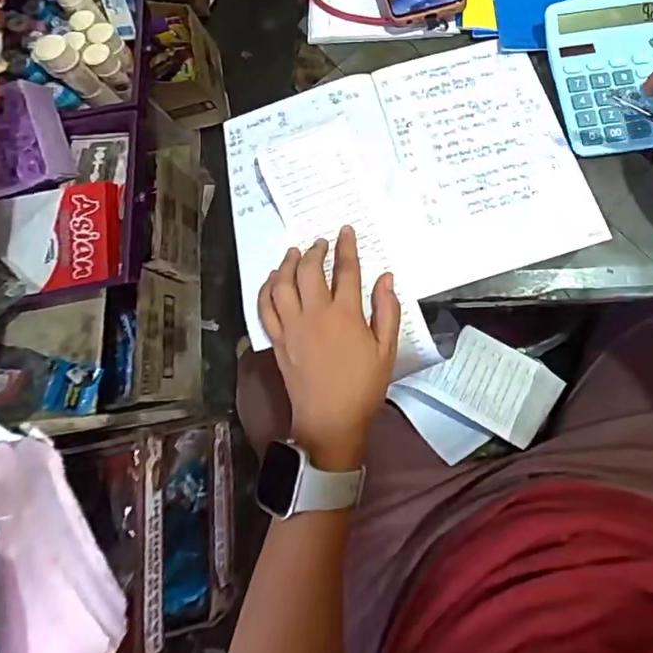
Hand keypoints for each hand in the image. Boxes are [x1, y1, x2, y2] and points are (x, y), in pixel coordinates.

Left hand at [257, 227, 400, 470]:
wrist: (329, 421)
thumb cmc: (363, 386)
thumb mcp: (387, 349)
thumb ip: (387, 310)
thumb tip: (386, 278)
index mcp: (345, 315)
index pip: (346, 270)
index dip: (346, 247)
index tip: (346, 231)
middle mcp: (315, 314)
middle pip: (309, 270)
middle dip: (315, 250)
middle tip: (322, 242)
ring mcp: (292, 327)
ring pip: (282, 284)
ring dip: (287, 263)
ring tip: (295, 252)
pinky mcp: (277, 341)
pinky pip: (265, 307)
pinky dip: (266, 289)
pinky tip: (272, 280)